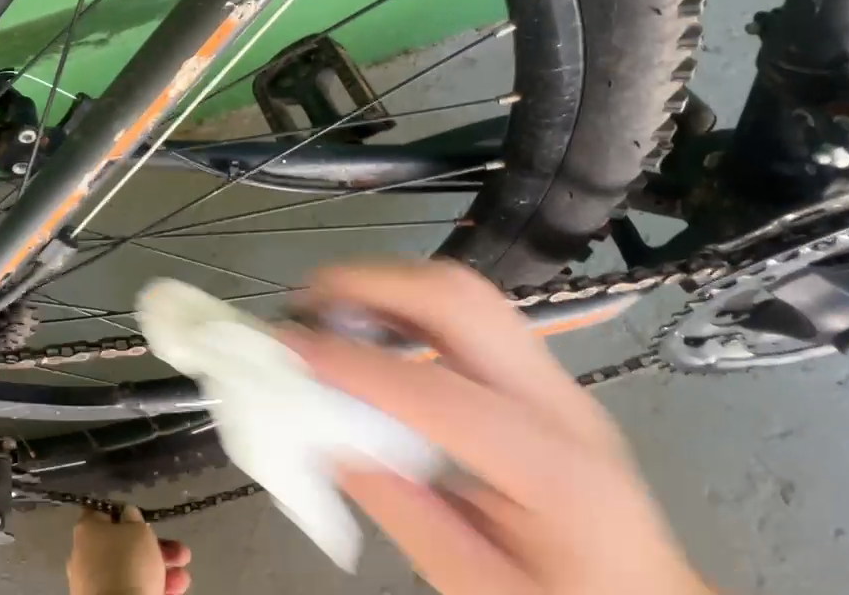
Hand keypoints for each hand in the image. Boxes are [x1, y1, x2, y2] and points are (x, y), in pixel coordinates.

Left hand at [67, 506, 191, 594]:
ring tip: (184, 575)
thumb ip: (134, 519)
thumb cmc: (128, 562)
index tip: (144, 518)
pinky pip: (131, 587)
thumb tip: (127, 515)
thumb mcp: (138, 530)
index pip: (102, 512)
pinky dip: (153, 586)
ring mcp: (95, 580)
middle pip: (124, 544)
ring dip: (161, 568)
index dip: (123, 512)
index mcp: (87, 529)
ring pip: (131, 568)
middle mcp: (86, 553)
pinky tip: (176, 588)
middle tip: (180, 552)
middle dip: (157, 547)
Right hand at [284, 260, 712, 594]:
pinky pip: (465, 313)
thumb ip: (401, 508)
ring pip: (464, 291)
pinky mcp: (538, 376)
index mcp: (554, 470)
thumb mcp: (478, 586)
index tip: (287, 350)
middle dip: (370, 284)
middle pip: (461, 302)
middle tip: (307, 302)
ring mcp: (554, 381)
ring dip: (386, 286)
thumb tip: (324, 435)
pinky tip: (369, 327)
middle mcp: (561, 405)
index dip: (351, 364)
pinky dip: (404, 304)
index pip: (435, 392)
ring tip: (328, 308)